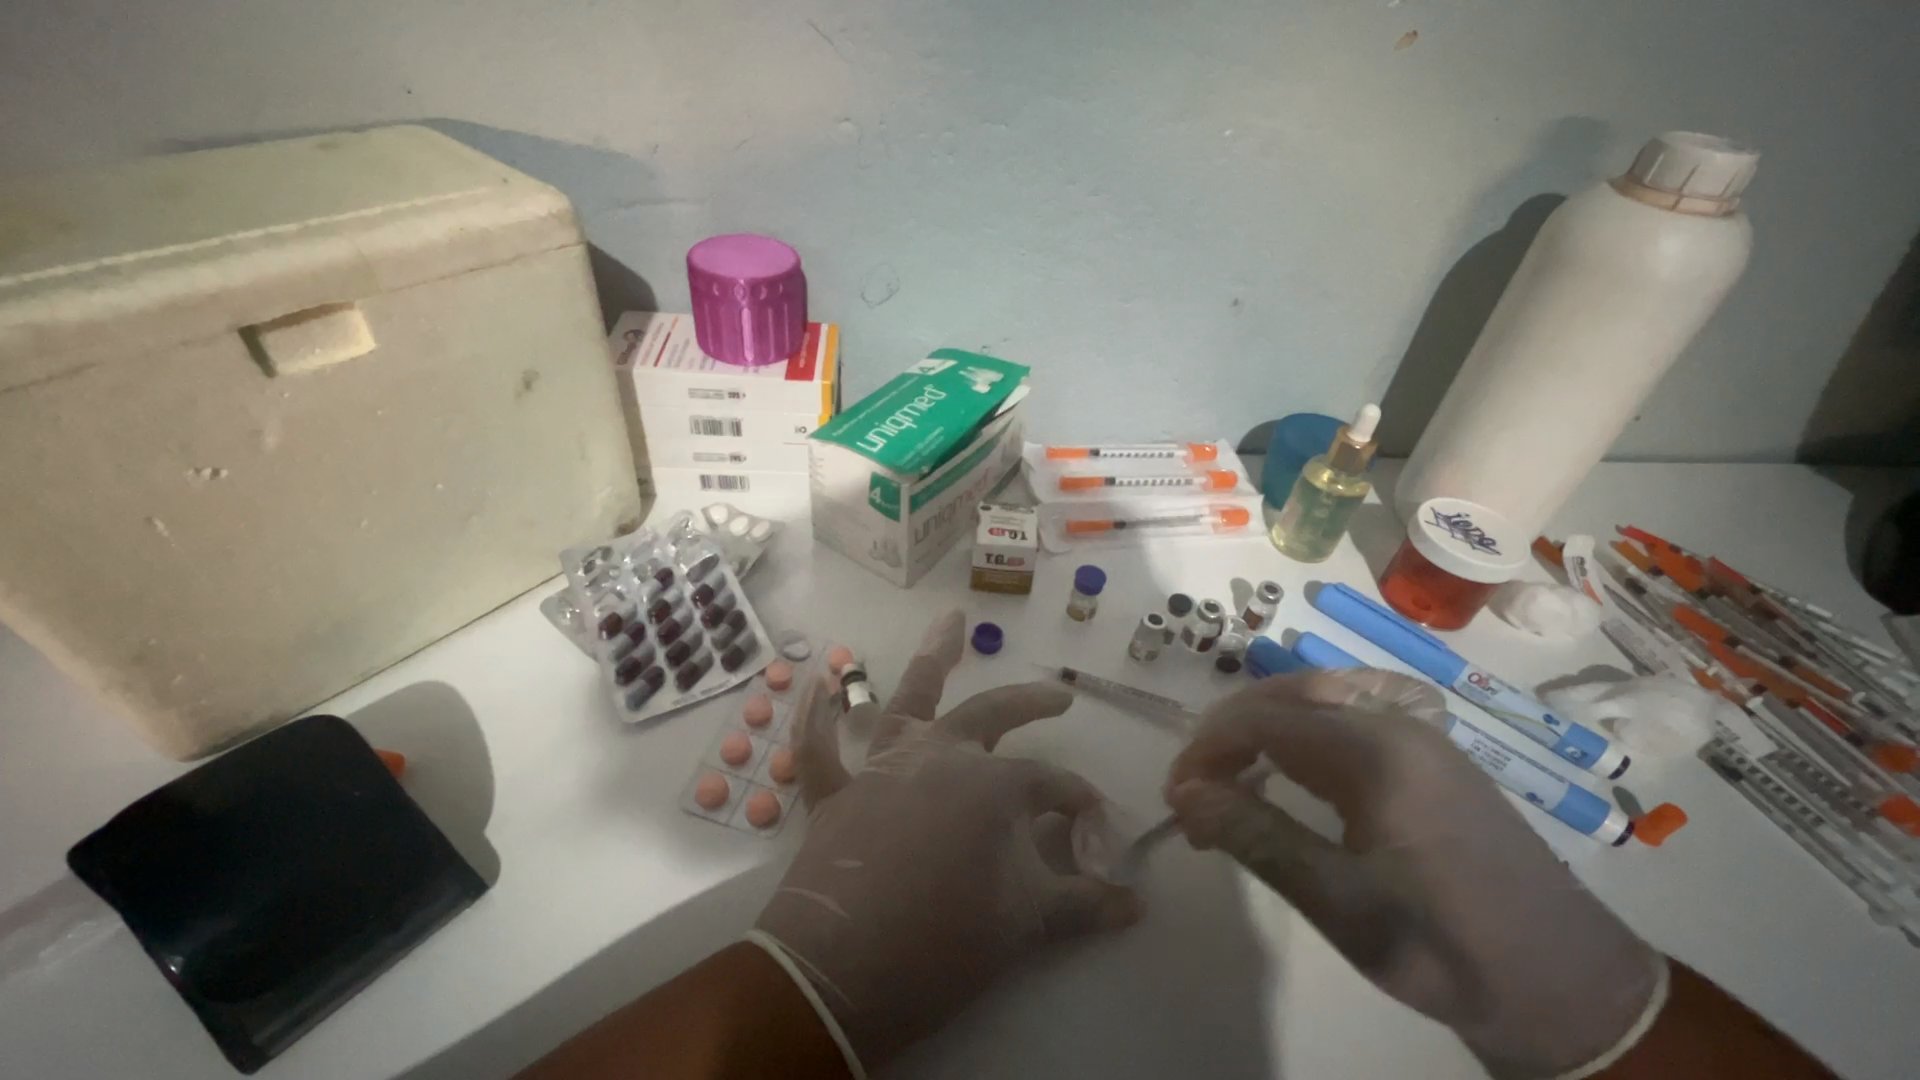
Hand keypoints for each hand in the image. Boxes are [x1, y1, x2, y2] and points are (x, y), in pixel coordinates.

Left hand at [751, 611, 1140, 1072]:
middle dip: (1031, 701)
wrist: (841, 976)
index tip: (1098, 837)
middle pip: (993, 715)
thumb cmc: (943, 943)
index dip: (1080, 808)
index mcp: (993, 784)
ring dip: (931, 659)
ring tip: (950, 622)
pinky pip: (821, 746)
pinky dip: (817, 715)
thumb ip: (1083, 904)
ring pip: (910, 699)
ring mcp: (883, 769)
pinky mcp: (837, 793)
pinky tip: (817, 681)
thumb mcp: (1026, 924)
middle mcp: (940, 758)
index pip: (1052, 785)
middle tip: (1058, 696)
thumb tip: (1135, 901)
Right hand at [1166, 670, 1663, 1078]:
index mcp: (1375, 752)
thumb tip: (1184, 794)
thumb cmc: (1447, 948)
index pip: (1262, 720)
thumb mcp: (1342, 905)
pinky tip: (1293, 765)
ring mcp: (1421, 733)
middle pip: (1288, 693)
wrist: (1570, 985)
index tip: (1176, 800)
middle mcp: (1398, 723)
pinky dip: (1302, 727)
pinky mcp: (1433, 754)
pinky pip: (1350, 711)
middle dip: (1229, 732)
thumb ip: (1258, 839)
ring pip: (1319, 695)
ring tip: (1233, 775)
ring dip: (1264, 725)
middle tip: (1198, 790)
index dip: (1206, 751)